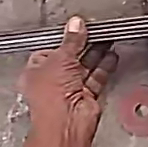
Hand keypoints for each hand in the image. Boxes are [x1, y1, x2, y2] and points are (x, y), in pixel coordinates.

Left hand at [19, 16, 118, 140]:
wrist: (66, 121)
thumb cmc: (51, 96)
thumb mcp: (60, 58)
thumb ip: (71, 40)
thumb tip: (76, 25)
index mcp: (35, 73)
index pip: (49, 51)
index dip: (62, 40)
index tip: (75, 29)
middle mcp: (52, 82)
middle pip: (69, 58)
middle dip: (82, 45)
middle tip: (94, 31)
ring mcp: (70, 90)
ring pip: (85, 67)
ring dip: (96, 54)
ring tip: (106, 39)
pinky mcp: (86, 96)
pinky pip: (96, 78)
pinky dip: (105, 67)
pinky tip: (111, 56)